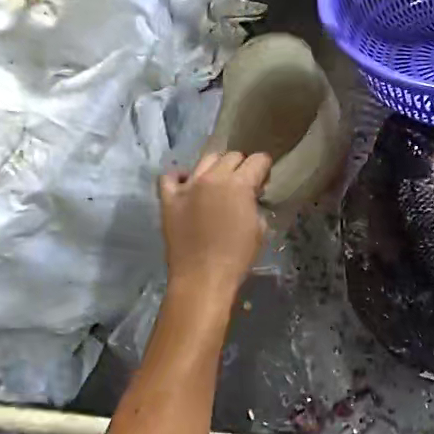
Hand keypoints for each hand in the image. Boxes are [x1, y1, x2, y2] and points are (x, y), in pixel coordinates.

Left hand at [158, 151, 271, 296]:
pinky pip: (171, 176)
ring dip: (217, 167)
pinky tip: (189, 186)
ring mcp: (188, 186)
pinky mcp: (169, 198)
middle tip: (244, 185)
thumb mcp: (259, 227)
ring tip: (219, 183)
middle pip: (233, 156)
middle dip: (243, 166)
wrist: (203, 277)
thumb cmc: (238, 256)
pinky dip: (182, 176)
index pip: (259, 159)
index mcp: (240, 184)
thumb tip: (250, 196)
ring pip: (206, 159)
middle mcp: (213, 178)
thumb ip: (254, 203)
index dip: (265, 168)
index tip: (264, 181)